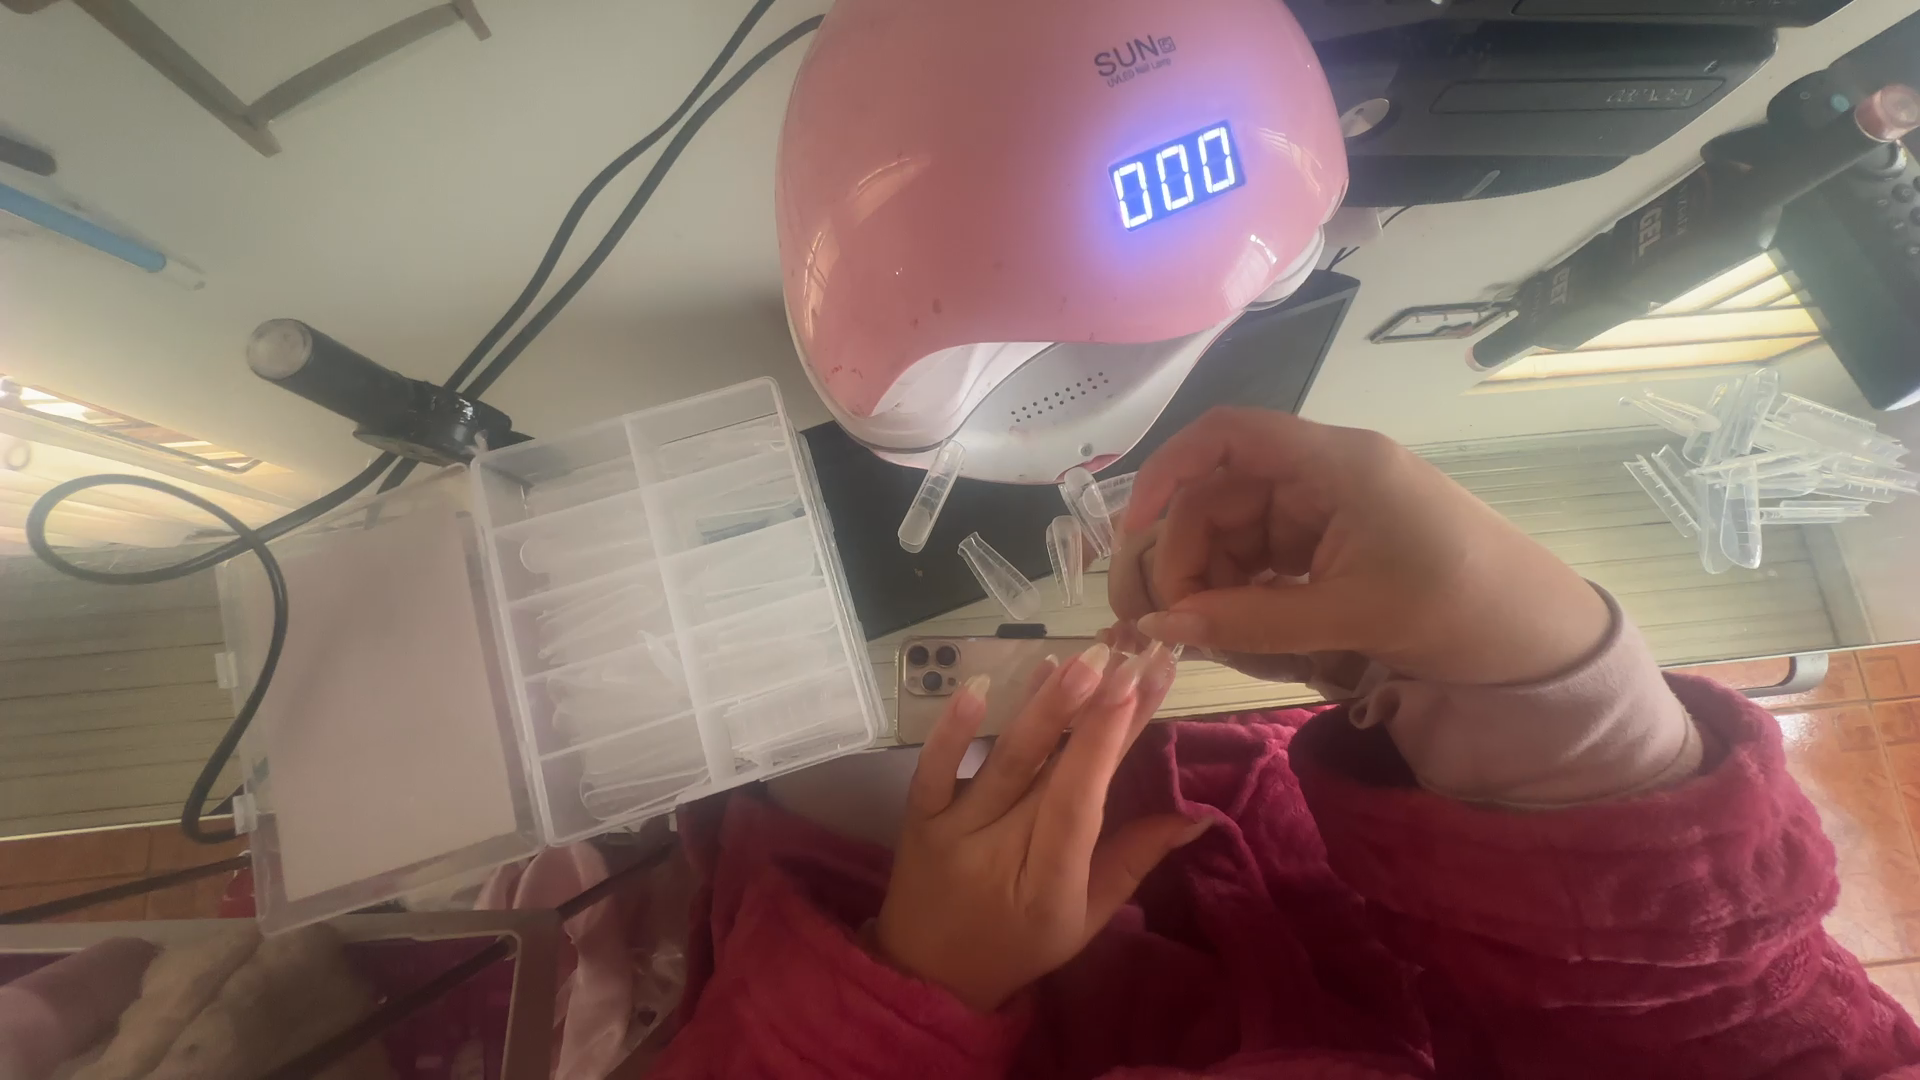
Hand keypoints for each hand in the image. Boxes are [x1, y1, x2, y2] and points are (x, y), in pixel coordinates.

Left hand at [875, 642, 1196, 1011]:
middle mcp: (999, 847)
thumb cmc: (1019, 944)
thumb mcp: (1085, 919)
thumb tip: (1196, 815)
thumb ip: (1134, 861)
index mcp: (1048, 882)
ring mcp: (953, 827)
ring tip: (1077, 660)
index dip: (1107, 744)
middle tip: (1123, 654)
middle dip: (1091, 707)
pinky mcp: (918, 814)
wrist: (927, 974)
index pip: (1081, 801)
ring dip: (1041, 706)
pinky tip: (979, 686)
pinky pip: (933, 769)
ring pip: (1003, 759)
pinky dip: (951, 729)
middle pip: (1050, 769)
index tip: (1138, 687)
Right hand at [1118, 407, 1609, 685]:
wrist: (1538, 639)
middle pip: (1217, 494)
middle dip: (1188, 555)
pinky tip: (1240, 623)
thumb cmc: (1458, 607)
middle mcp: (1318, 473)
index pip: (1226, 434)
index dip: (1167, 470)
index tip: (1135, 527)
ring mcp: (1319, 507)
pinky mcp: (1323, 539)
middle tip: (1178, 618)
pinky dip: (1238, 588)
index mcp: (1333, 463)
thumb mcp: (1348, 614)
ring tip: (1212, 630)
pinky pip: (1257, 554)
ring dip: (1210, 578)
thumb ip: (1248, 621)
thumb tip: (1160, 626)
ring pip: (1231, 530)